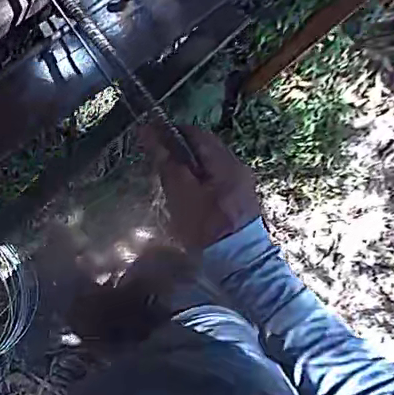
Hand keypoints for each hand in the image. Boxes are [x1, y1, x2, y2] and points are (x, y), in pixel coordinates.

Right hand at [138, 124, 261, 249]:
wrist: (238, 263)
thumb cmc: (207, 227)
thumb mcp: (181, 194)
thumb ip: (168, 164)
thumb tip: (152, 136)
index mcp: (225, 162)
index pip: (196, 133)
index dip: (171, 131)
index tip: (150, 136)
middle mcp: (238, 167)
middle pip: (205, 148)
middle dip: (180, 149)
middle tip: (158, 157)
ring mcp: (243, 185)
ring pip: (211, 165)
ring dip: (190, 166)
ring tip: (170, 177)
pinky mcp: (242, 201)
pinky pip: (217, 180)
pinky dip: (200, 180)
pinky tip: (189, 195)